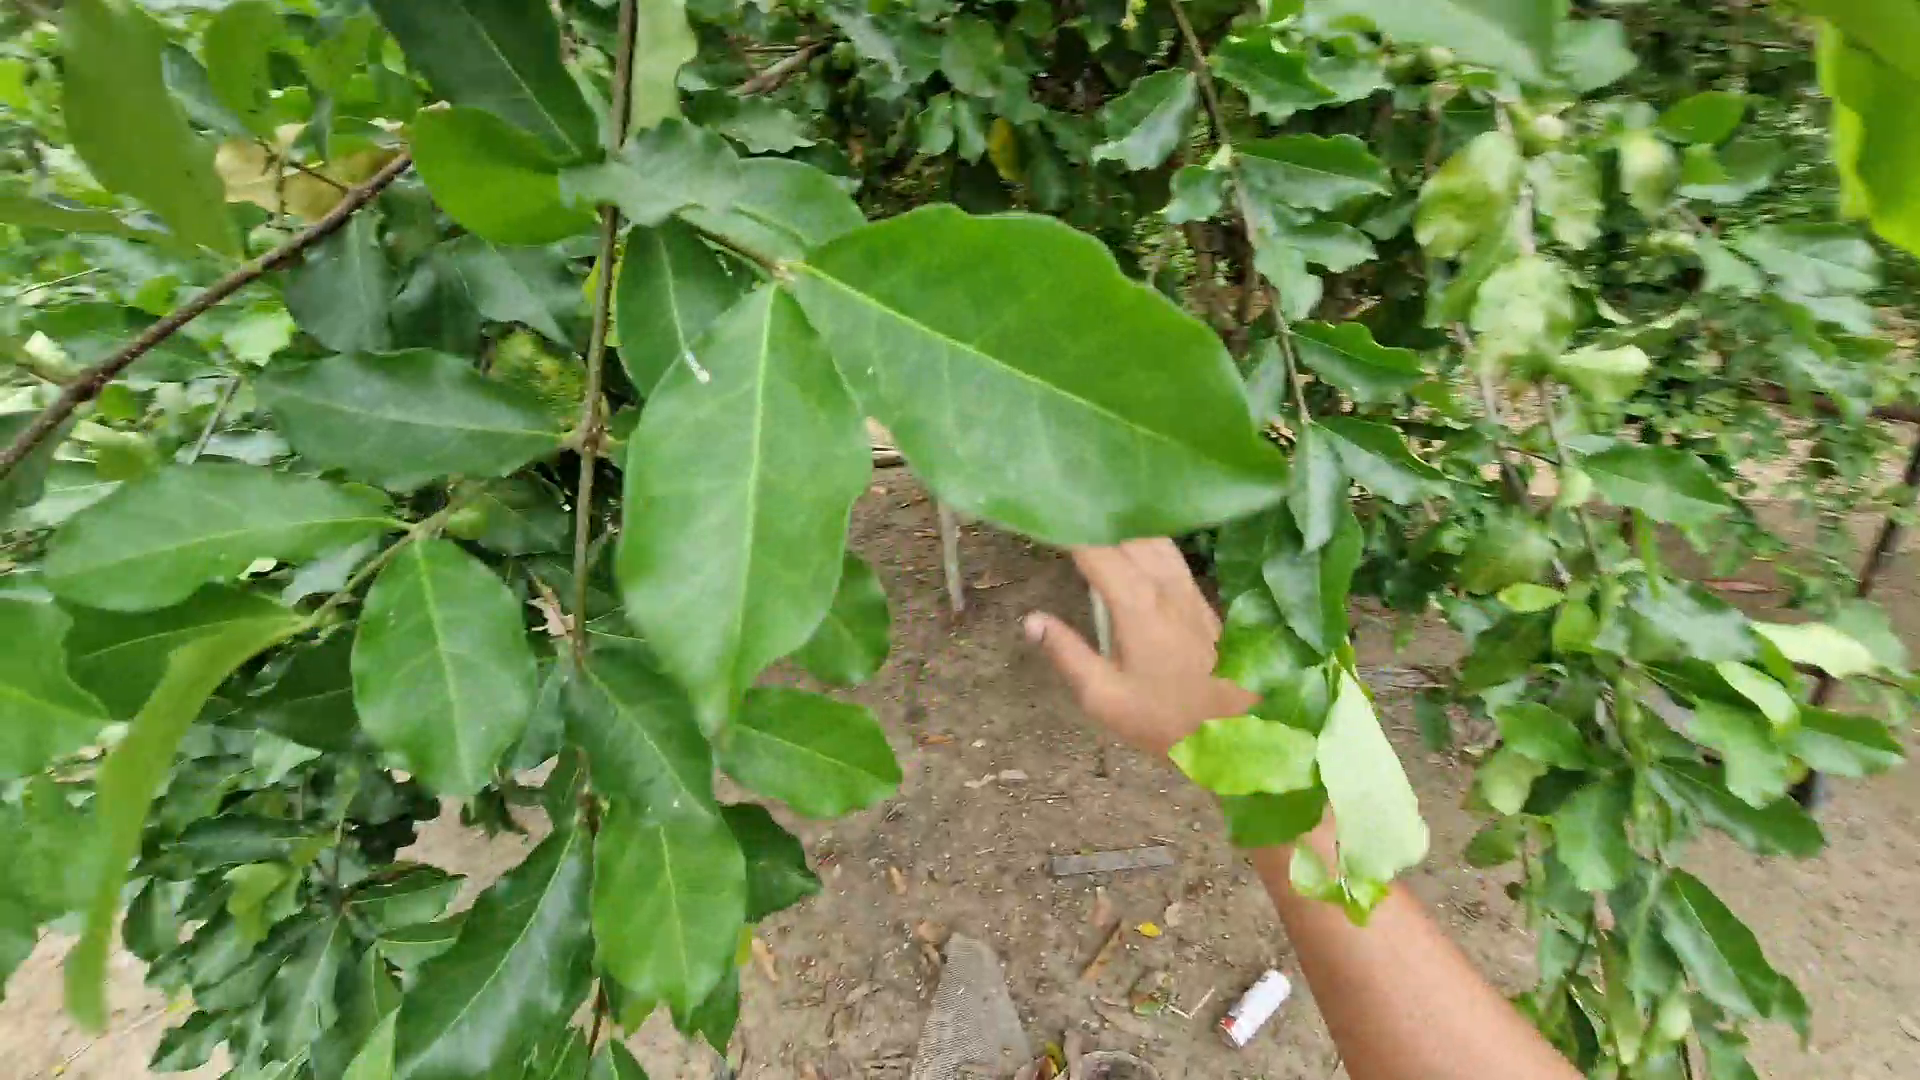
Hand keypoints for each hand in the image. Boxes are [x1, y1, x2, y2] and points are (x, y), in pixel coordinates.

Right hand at [1024, 539, 1258, 756]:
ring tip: (1094, 527)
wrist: (1242, 730)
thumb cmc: (1167, 719)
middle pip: (1125, 533)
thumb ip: (1066, 653)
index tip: (1044, 522)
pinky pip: (1169, 552)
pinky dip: (1145, 539)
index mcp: (1136, 604)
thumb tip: (1031, 620)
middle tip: (1063, 520)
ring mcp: (1187, 587)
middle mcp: (1164, 584)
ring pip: (1151, 537)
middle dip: (1093, 522)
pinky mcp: (1201, 596)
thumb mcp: (1104, 698)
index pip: (1096, 549)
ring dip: (1121, 528)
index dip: (1068, 531)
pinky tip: (1133, 546)